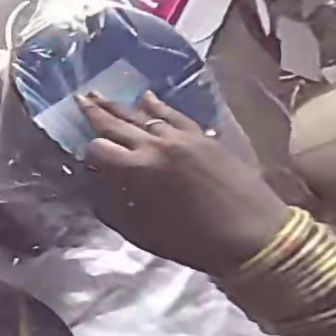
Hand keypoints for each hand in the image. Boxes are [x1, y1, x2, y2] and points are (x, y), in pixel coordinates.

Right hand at [80, 91, 289, 275]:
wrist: (257, 237)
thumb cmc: (193, 241)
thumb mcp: (141, 231)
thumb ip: (113, 205)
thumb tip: (100, 186)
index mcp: (137, 170)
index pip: (98, 149)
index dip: (89, 152)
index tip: (87, 158)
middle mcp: (155, 146)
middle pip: (117, 123)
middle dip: (94, 112)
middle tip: (79, 98)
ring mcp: (181, 138)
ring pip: (142, 115)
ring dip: (119, 106)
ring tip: (100, 95)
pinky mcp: (203, 137)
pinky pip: (174, 116)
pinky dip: (157, 106)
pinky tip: (145, 97)